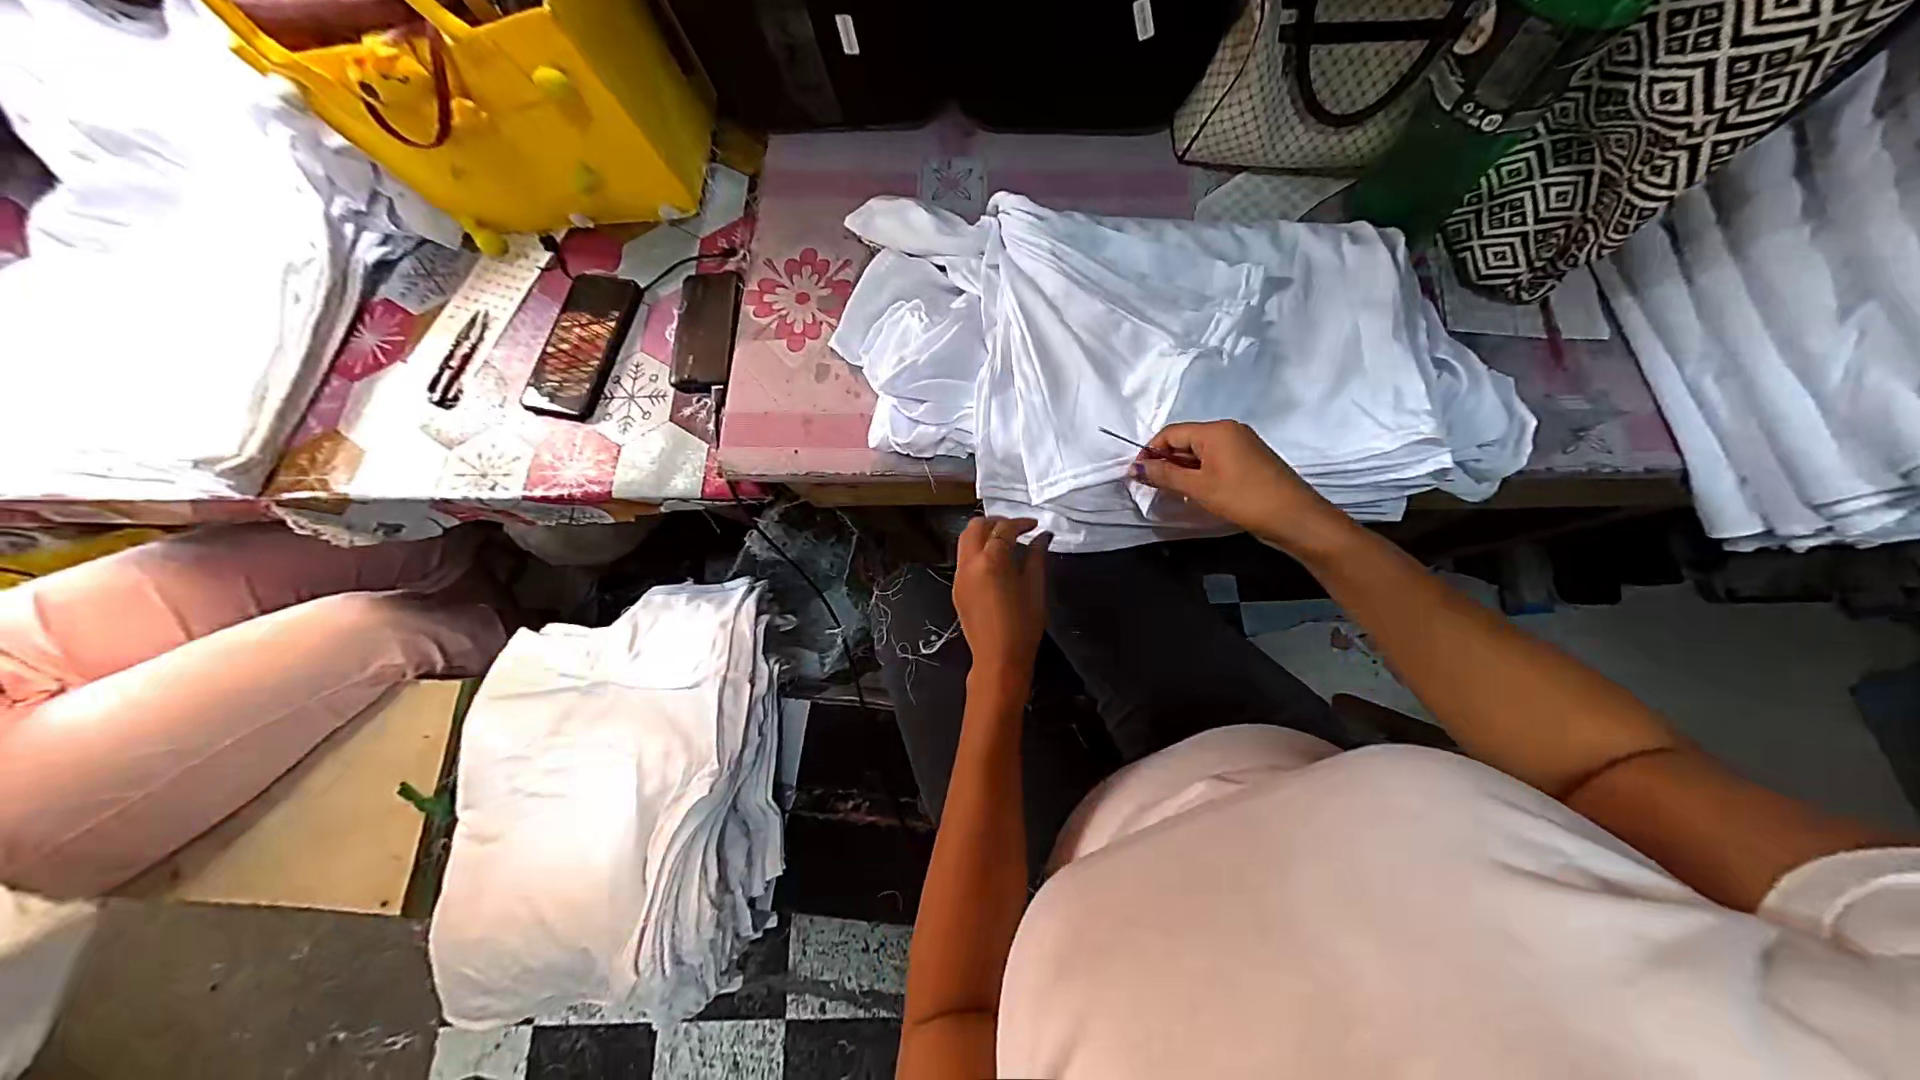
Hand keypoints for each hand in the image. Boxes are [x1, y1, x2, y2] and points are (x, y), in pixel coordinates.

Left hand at [952, 517, 1051, 675]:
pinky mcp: (957, 588)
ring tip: (1005, 542)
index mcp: (992, 560)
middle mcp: (970, 563)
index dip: (1021, 523)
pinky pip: (964, 558)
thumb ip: (1036, 556)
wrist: (998, 659)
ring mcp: (960, 575)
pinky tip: (995, 562)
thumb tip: (1042, 537)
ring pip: (965, 540)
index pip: (1004, 528)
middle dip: (996, 522)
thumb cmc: (1023, 625)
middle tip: (1017, 529)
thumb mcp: (1035, 587)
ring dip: (984, 534)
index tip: (1034, 526)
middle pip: (976, 526)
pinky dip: (977, 551)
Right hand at [1133, 420, 1357, 558]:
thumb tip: (1135, 467)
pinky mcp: (1250, 460)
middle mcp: (1229, 430)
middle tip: (1152, 487)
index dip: (1150, 452)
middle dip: (1165, 462)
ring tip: (1172, 493)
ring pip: (1200, 452)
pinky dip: (1200, 474)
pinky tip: (1196, 492)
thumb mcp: (1198, 488)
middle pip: (1185, 440)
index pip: (1170, 433)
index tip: (1137, 475)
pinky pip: (1215, 460)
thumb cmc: (1244, 499)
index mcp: (1215, 430)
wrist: (1295, 518)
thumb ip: (1164, 475)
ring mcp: (1242, 444)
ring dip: (1182, 470)